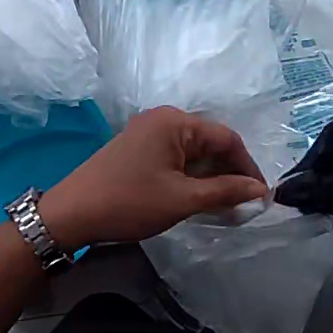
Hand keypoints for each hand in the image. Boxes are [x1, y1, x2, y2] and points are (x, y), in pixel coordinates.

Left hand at [39, 107, 268, 249]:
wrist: (71, 213)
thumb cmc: (129, 202)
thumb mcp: (182, 199)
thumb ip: (225, 192)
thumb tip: (259, 190)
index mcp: (175, 122)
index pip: (227, 139)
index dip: (248, 168)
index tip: (261, 197)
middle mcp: (161, 119)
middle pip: (210, 143)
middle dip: (229, 174)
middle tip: (244, 206)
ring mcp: (146, 133)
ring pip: (192, 153)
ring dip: (210, 178)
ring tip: (224, 207)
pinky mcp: (135, 150)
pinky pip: (174, 158)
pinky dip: (189, 177)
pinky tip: (197, 199)